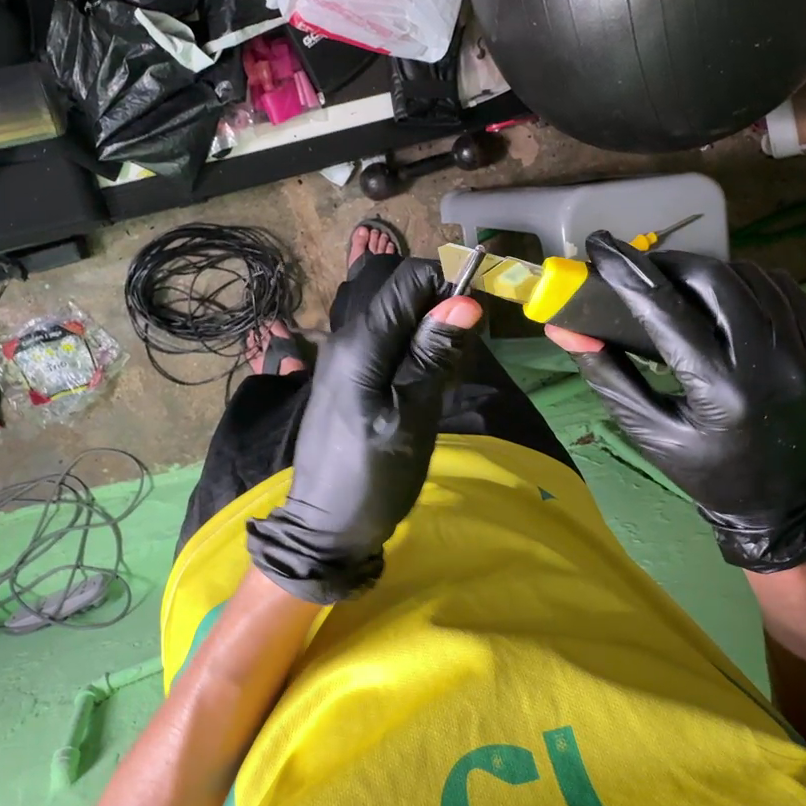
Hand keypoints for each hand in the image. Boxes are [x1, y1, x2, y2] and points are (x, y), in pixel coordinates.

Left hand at [247, 260, 481, 602]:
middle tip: (463, 359)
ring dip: (432, 335)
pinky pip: (389, 345)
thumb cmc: (372, 478)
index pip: (409, 278)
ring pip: (400, 320)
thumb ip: (433, 357)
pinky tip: (427, 388)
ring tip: (447, 379)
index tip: (479, 316)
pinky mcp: (349, 378)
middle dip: (443, 310)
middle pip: (404, 295)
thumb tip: (464, 300)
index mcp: (360, 343)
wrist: (326, 527)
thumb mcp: (412, 419)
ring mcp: (345, 359)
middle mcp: (347, 339)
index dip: (449, 283)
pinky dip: (416, 354)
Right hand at [546, 232, 805, 571]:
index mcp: (721, 389)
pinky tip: (726, 296)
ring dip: (708, 271)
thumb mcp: (649, 431)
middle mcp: (770, 361)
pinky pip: (783, 287)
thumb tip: (565, 329)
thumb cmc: (706, 469)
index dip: (627, 272)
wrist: (785, 499)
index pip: (666, 309)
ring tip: (680, 284)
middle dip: (671, 263)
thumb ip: (608, 376)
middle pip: (715, 278)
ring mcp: (805, 349)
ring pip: (751, 275)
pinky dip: (747, 280)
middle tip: (643, 268)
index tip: (599, 246)